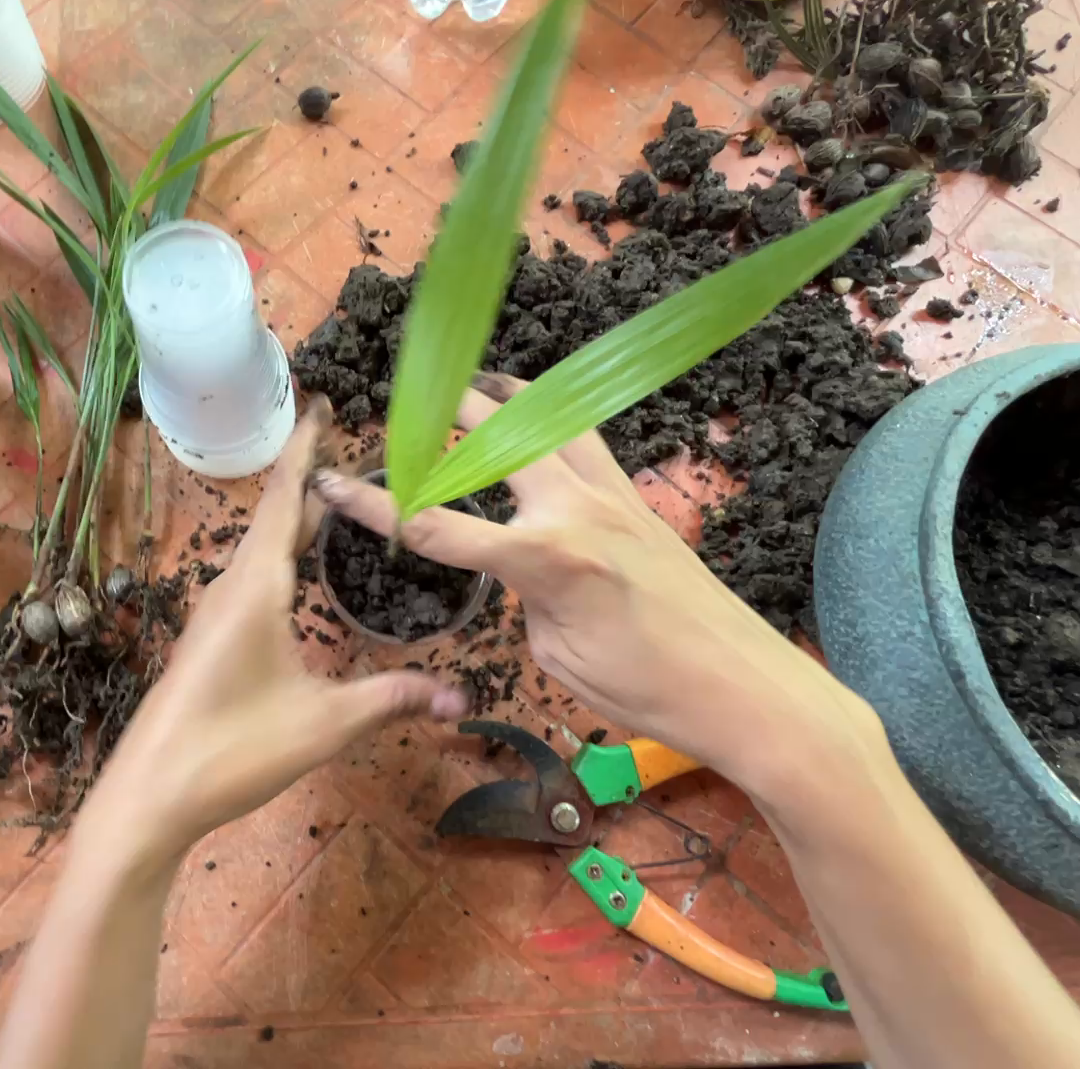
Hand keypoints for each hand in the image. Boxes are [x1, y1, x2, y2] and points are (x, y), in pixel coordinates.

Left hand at [78, 396, 468, 873]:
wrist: (149, 795)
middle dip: (311, 478)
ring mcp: (215, 612)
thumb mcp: (323, 723)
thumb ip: (392, 700)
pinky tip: (297, 572)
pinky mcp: (211, 637)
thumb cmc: (232, 750)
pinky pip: (252, 575)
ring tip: (336, 499)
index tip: (322, 405)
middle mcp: (232, 586)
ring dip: (295, 517)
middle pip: (276, 516)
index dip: (306, 449)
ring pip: (262, 547)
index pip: (286, 498)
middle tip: (352, 449)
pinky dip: (281, 553)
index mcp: (257, 586)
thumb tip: (461, 699)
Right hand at [309, 374, 891, 806]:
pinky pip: (584, 440)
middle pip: (494, 436)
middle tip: (409, 408)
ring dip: (503, 400)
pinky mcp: (637, 498)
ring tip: (472, 389)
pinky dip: (549, 423)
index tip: (334, 485)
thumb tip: (517, 563)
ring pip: (547, 419)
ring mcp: (612, 494)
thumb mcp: (555, 653)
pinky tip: (538, 429)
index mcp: (543, 557)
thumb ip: (524, 593)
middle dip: (444, 414)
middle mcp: (574, 506)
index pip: (437, 525)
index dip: (376, 507)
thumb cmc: (644, 690)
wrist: (745, 687)